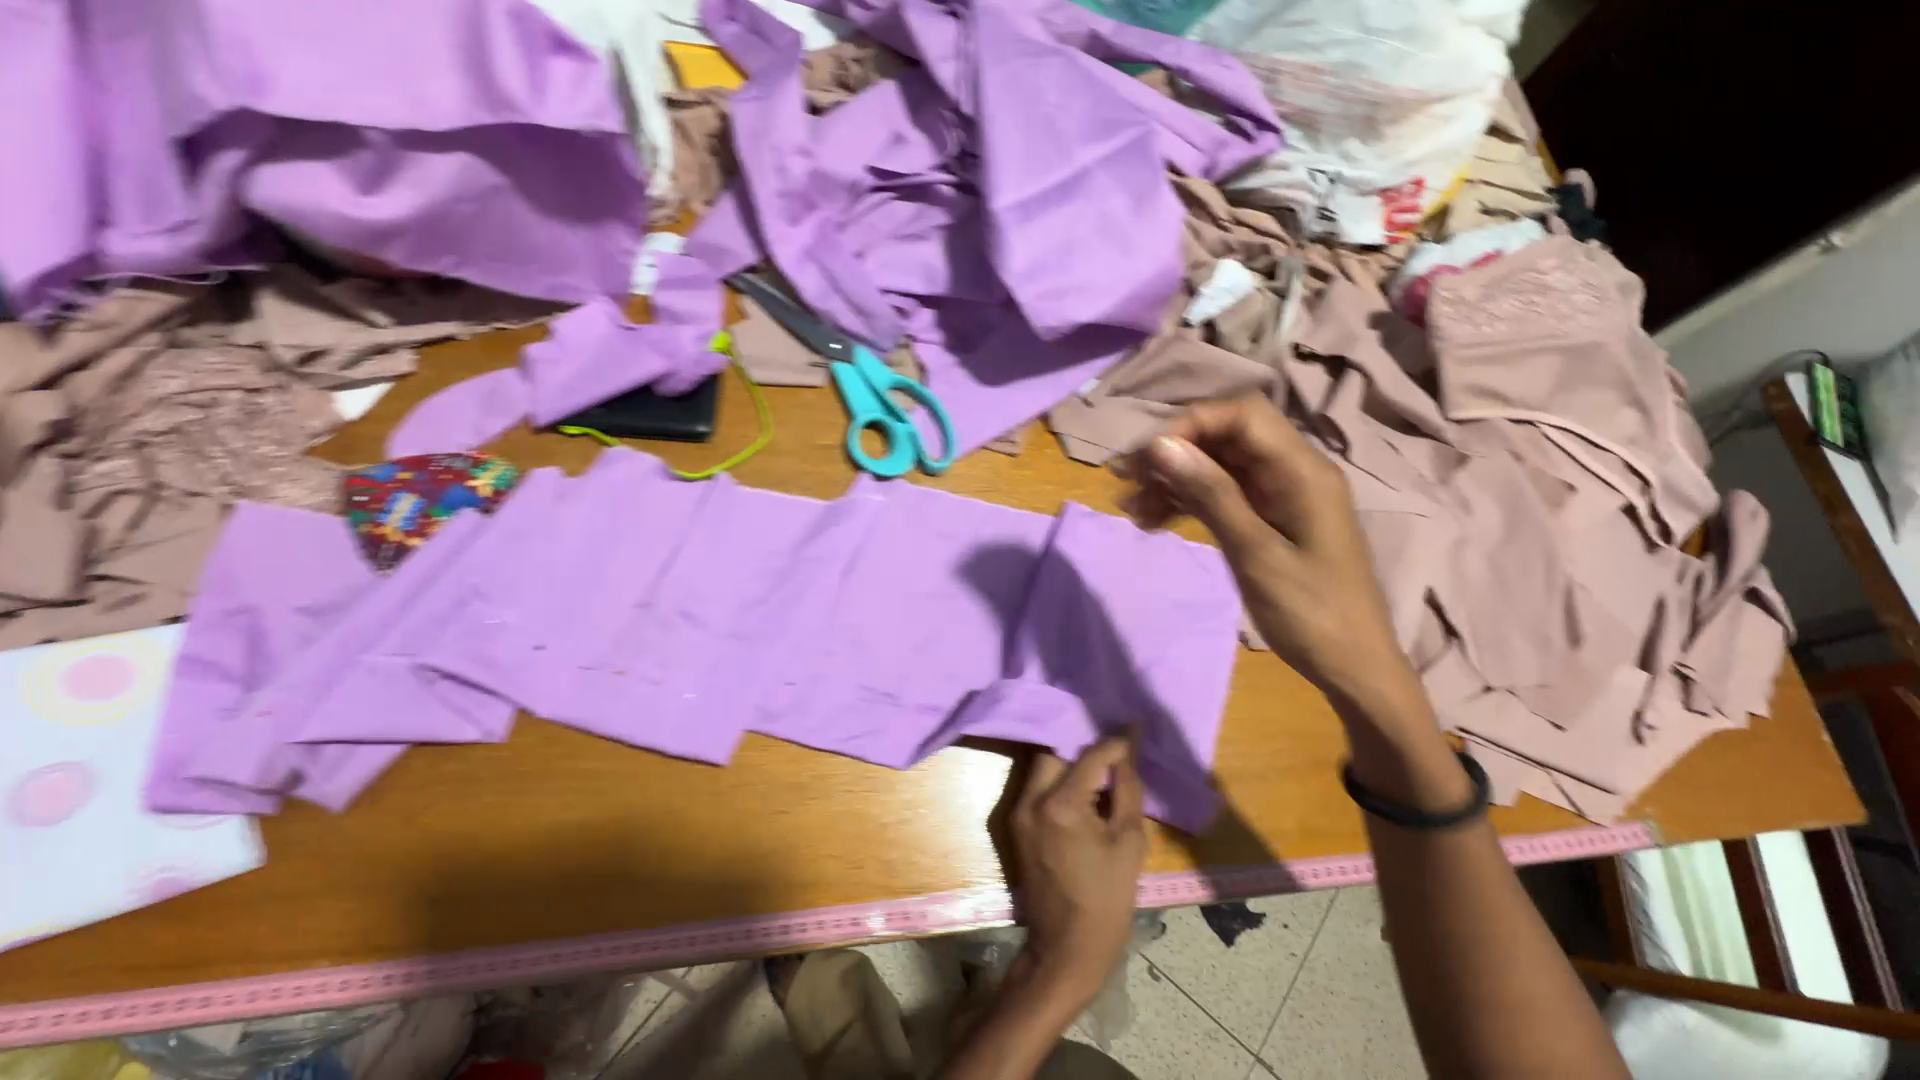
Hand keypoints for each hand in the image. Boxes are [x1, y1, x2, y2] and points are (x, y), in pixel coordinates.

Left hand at [1008, 737, 1146, 1005]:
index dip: (1117, 741)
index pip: (1091, 754)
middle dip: (1083, 746)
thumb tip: (1129, 752)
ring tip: (1100, 766)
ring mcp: (1018, 811)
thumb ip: (1127, 789)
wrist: (1066, 946)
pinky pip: (1036, 787)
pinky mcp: (1015, 824)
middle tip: (1112, 749)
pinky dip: (1058, 780)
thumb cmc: (1108, 898)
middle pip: (1056, 751)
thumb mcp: (1130, 840)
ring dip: (1069, 762)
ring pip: (1042, 766)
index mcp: (1061, 804)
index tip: (1135, 726)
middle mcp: (1031, 799)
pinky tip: (1083, 786)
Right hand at [1117, 395, 1407, 704]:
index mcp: (1302, 471)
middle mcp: (1293, 472)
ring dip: (1174, 482)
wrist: (1353, 667)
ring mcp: (1281, 497)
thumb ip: (1211, 494)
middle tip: (1125, 479)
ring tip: (1130, 508)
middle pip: (1226, 438)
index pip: (1242, 416)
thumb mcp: (1255, 553)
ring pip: (1219, 469)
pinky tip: (1152, 522)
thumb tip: (1161, 446)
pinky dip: (1188, 504)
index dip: (1191, 424)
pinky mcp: (1271, 521)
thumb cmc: (1310, 612)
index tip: (1148, 456)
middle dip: (1174, 453)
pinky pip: (1223, 497)